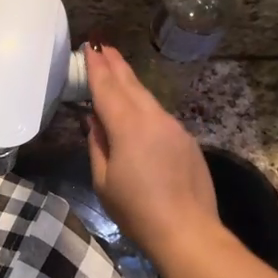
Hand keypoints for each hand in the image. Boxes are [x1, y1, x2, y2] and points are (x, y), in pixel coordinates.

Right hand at [83, 44, 221, 260]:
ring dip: (131, 84)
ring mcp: (174, 128)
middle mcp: (153, 118)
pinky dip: (145, 107)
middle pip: (131, 85)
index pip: (107, 89)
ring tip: (118, 71)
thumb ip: (98, 145)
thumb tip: (94, 122)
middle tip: (103, 47)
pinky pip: (160, 117)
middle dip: (116, 65)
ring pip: (148, 99)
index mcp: (128, 127)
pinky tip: (138, 112)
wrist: (187, 231)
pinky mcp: (187, 141)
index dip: (97, 67)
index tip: (90, 47)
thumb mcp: (104, 181)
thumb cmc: (137, 211)